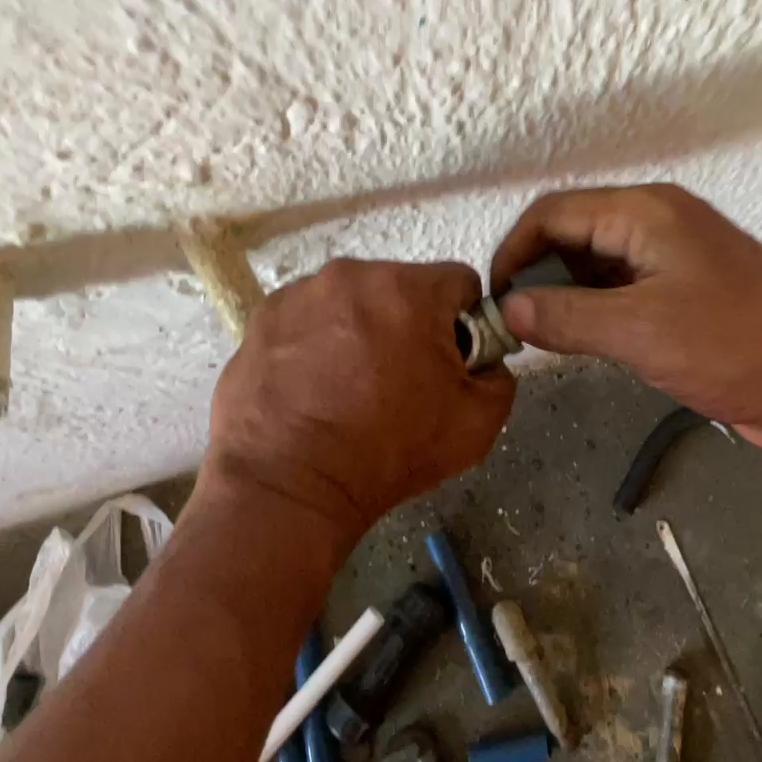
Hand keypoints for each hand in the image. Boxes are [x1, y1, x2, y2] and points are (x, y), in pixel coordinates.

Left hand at [206, 259, 515, 536]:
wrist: (287, 486)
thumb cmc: (388, 453)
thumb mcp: (477, 425)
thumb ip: (498, 376)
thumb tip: (483, 360)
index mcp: (409, 290)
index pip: (460, 284)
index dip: (465, 323)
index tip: (449, 362)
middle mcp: (353, 275)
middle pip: (402, 288)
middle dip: (409, 324)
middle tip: (397, 381)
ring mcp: (301, 293)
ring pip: (352, 300)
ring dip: (360, 328)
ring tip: (347, 386)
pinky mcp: (263, 316)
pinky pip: (308, 316)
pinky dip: (316, 339)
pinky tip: (311, 385)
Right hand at [490, 184, 761, 452]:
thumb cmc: (737, 348)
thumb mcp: (640, 331)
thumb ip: (566, 315)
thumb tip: (506, 306)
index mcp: (646, 213)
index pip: (552, 213)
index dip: (513, 251)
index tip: (492, 301)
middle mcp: (657, 223)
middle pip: (572, 234)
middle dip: (536, 273)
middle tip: (512, 325)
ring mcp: (674, 258)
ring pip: (595, 264)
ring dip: (564, 295)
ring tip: (541, 337)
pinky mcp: (685, 293)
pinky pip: (621, 289)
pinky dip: (594, 310)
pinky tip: (582, 341)